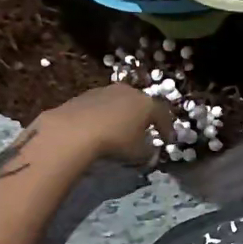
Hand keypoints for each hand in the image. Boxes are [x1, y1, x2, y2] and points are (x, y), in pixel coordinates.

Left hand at [33, 83, 168, 164]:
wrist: (75, 129)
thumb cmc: (116, 141)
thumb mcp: (138, 153)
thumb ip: (149, 152)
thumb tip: (152, 151)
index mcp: (146, 103)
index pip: (162, 114)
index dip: (167, 128)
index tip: (167, 140)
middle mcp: (129, 91)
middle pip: (141, 104)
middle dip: (144, 118)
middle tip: (145, 131)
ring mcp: (106, 90)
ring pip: (120, 103)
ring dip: (123, 115)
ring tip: (121, 130)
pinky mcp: (86, 95)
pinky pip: (102, 106)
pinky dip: (106, 116)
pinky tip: (101, 128)